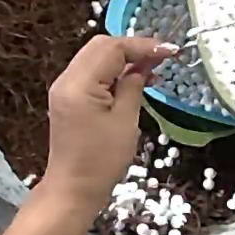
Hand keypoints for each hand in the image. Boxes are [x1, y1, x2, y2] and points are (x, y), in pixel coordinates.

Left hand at [41, 35, 173, 212]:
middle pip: (100, 46)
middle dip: (132, 48)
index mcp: (79, 84)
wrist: (73, 189)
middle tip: (161, 57)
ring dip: (122, 58)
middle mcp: (66, 80)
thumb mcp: (125, 121)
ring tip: (152, 67)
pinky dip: (111, 71)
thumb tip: (144, 65)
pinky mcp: (67, 99)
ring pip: (95, 57)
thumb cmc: (102, 161)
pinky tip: (133, 80)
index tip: (170, 51)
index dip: (142, 46)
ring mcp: (64, 89)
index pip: (112, 48)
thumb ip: (133, 86)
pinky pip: (90, 73)